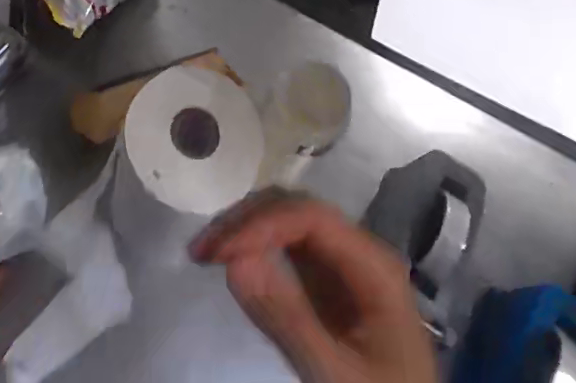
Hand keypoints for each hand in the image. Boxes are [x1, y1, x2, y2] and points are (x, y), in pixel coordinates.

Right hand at [191, 193, 435, 382]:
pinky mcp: (329, 284)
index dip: (261, 224)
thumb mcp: (338, 375)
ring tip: (207, 253)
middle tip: (202, 250)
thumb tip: (234, 261)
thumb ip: (289, 320)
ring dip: (247, 229)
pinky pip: (289, 249)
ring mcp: (344, 266)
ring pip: (289, 222)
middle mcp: (359, 251)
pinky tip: (232, 261)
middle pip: (298, 209)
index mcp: (374, 264)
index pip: (311, 216)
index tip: (219, 253)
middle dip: (248, 221)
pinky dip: (257, 248)